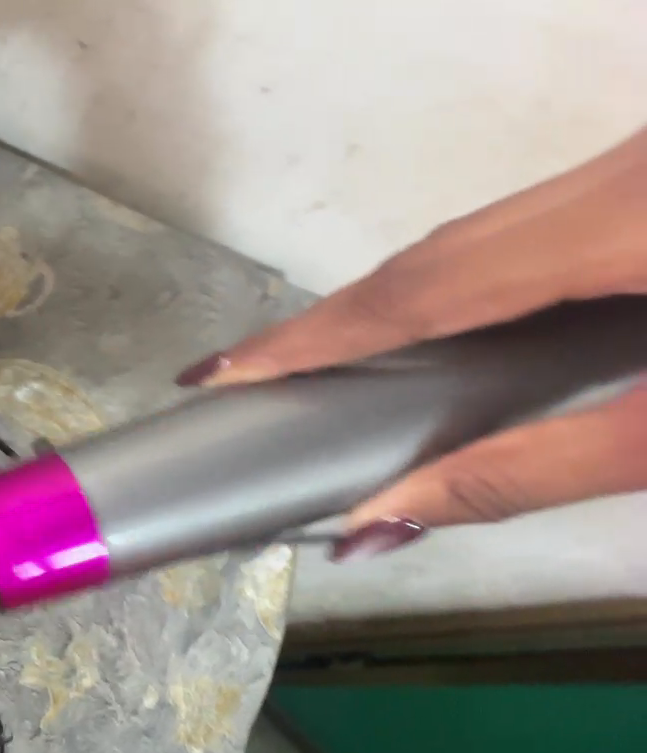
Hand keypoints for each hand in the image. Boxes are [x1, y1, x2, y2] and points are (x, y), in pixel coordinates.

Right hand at [177, 126, 646, 558]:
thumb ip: (535, 470)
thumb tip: (377, 520)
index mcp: (630, 225)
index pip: (415, 291)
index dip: (303, 338)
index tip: (212, 373)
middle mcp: (631, 167)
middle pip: (435, 254)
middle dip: (332, 321)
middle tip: (251, 375)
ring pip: (485, 235)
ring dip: (398, 302)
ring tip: (330, 362)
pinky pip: (539, 225)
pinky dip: (469, 280)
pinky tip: (455, 323)